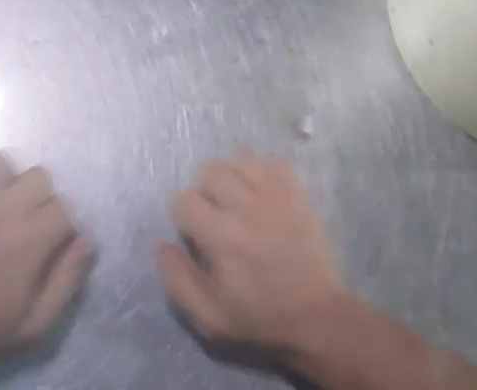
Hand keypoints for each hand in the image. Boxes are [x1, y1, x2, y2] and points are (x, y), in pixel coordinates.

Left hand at [0, 154, 90, 369]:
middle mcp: (4, 210)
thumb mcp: (38, 323)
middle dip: (41, 200)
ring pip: (9, 163)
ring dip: (12, 184)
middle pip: (41, 178)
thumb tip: (83, 240)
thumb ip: (68, 280)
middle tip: (28, 226)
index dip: (60, 227)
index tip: (49, 245)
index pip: (64, 208)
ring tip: (4, 209)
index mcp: (30, 241)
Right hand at [158, 154, 350, 354]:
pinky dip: (261, 172)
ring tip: (235, 199)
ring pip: (239, 159)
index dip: (182, 215)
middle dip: (203, 190)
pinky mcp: (297, 192)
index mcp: (221, 235)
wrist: (316, 316)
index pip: (183, 199)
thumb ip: (177, 279)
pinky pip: (272, 162)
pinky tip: (261, 193)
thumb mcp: (209, 317)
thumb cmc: (259, 317)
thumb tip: (161, 244)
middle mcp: (246, 206)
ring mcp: (275, 194)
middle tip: (213, 214)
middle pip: (209, 170)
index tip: (193, 232)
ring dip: (230, 176)